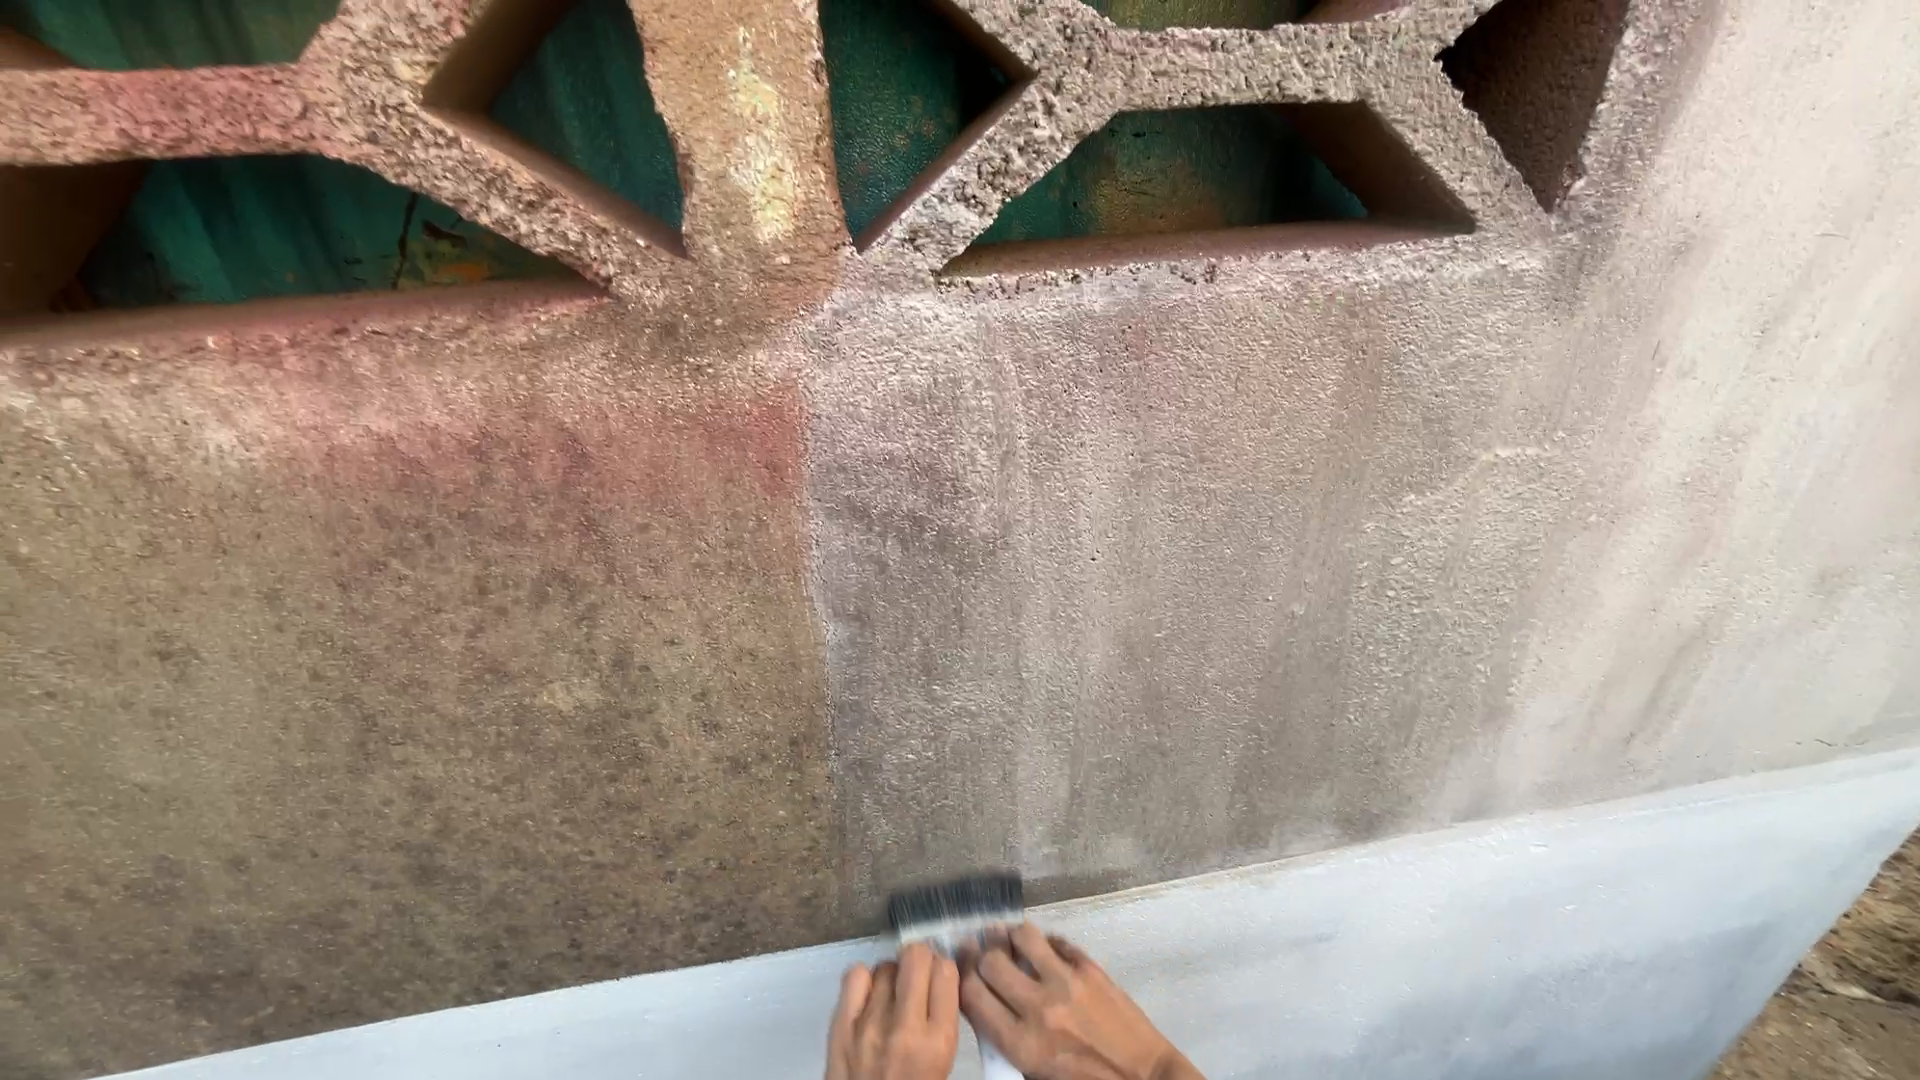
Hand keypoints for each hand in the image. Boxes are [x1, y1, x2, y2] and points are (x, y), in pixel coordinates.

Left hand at [826, 942, 960, 1079]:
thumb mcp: (941, 1065)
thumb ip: (942, 1021)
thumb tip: (940, 979)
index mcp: (938, 1042)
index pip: (946, 972)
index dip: (943, 970)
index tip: (939, 979)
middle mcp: (905, 1027)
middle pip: (916, 957)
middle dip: (920, 961)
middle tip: (918, 979)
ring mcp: (869, 1024)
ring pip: (886, 965)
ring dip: (893, 976)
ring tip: (891, 997)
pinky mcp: (840, 1026)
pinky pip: (855, 975)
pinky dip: (865, 980)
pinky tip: (869, 998)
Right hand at [960, 924, 1201, 1079]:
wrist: (1142, 1079)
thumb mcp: (1035, 1071)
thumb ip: (1007, 1037)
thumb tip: (985, 1000)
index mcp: (1021, 1044)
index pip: (971, 995)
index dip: (958, 974)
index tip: (957, 963)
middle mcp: (1039, 1007)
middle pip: (990, 961)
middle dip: (980, 953)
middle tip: (979, 948)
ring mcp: (1066, 982)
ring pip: (1022, 936)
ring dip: (1010, 937)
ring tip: (1008, 938)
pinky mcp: (1090, 967)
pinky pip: (1056, 940)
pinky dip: (1045, 942)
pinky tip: (1043, 949)